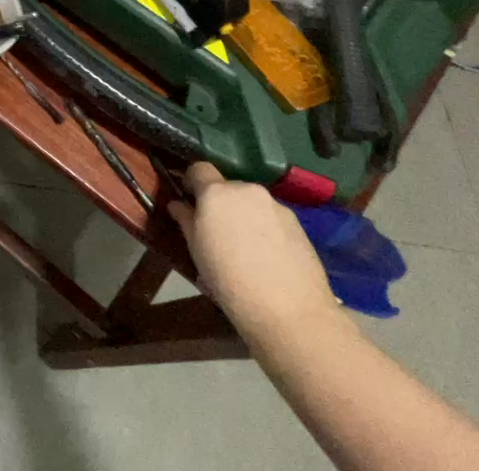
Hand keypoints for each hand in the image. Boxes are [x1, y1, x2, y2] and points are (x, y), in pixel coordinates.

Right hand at [169, 163, 341, 340]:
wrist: (289, 311)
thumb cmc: (228, 277)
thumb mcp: (196, 249)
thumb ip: (185, 220)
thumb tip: (179, 205)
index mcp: (217, 192)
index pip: (199, 169)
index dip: (192, 181)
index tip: (189, 200)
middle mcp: (248, 191)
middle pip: (228, 187)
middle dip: (221, 203)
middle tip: (217, 230)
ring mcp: (277, 207)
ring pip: (252, 204)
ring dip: (244, 216)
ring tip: (245, 248)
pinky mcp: (300, 225)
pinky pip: (273, 218)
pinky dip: (265, 229)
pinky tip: (267, 257)